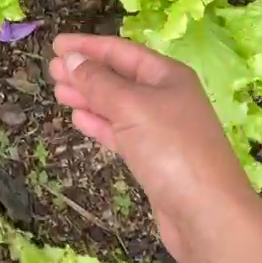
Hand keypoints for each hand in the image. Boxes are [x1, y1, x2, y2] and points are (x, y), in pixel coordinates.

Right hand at [49, 33, 259, 262]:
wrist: (209, 217)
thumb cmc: (171, 148)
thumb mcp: (130, 106)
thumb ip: (97, 81)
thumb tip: (72, 58)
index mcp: (167, 76)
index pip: (120, 51)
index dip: (87, 46)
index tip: (56, 45)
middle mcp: (166, 97)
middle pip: (118, 77)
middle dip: (85, 72)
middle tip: (52, 71)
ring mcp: (162, 129)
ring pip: (117, 105)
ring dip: (88, 97)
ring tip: (59, 93)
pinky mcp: (155, 159)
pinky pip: (121, 131)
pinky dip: (100, 124)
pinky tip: (79, 119)